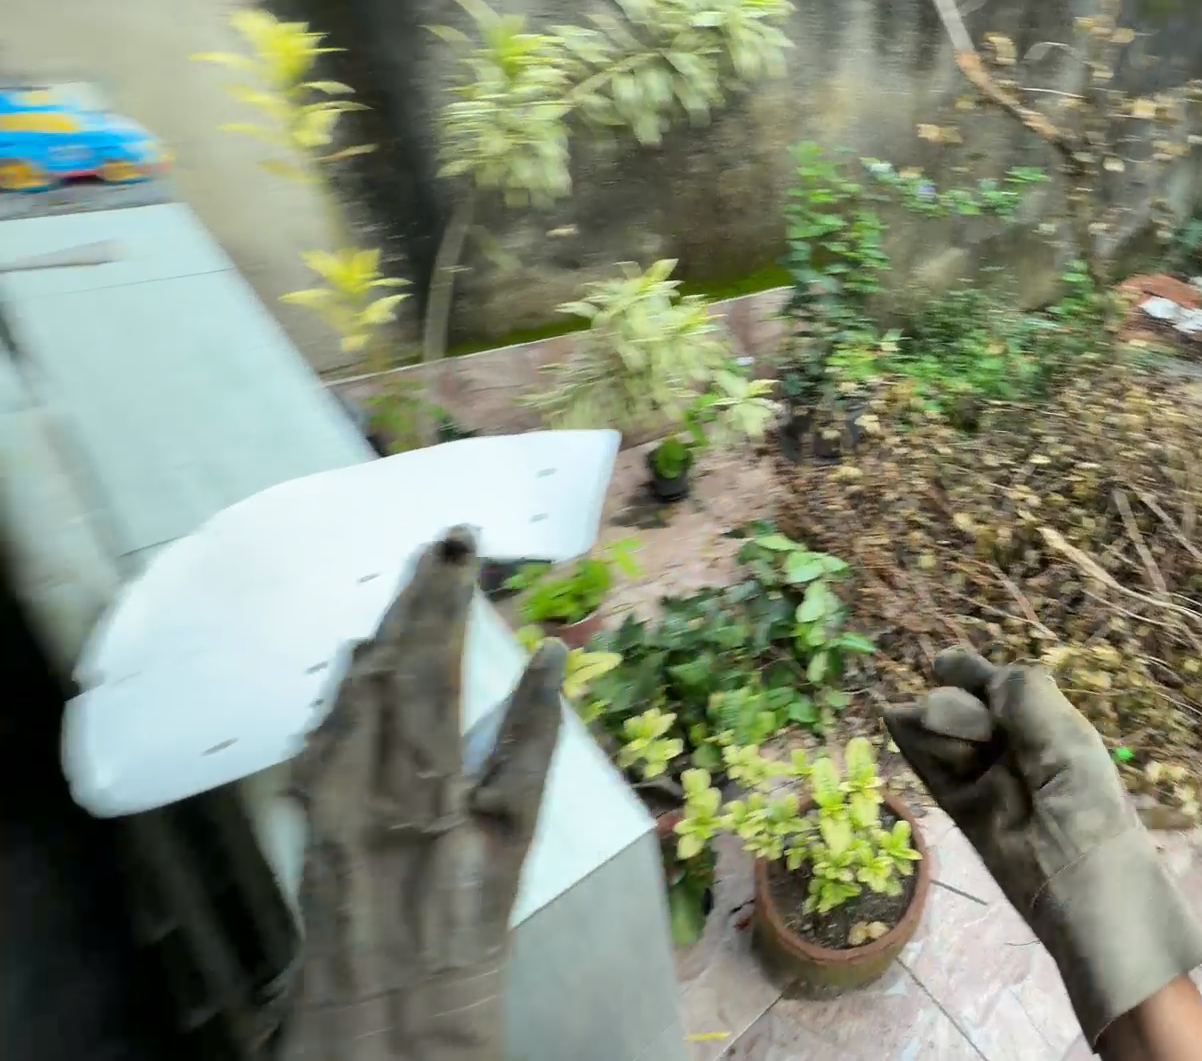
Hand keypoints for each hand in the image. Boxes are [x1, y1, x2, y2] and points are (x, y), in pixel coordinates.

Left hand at [278, 528, 566, 1060]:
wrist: (384, 1003)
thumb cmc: (473, 914)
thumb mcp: (520, 827)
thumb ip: (533, 737)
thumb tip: (550, 658)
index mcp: (429, 776)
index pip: (437, 662)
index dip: (448, 599)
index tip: (464, 545)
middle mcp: (367, 775)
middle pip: (390, 663)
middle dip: (416, 595)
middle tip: (441, 541)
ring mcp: (328, 791)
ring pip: (351, 688)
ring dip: (382, 626)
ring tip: (408, 581)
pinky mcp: (309, 810)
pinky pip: (326, 724)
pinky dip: (349, 677)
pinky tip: (358, 656)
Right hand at [884, 647, 1201, 1045]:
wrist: (1080, 880)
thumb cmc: (1084, 799)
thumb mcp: (1064, 734)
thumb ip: (1022, 693)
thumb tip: (971, 674)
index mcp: (1048, 724)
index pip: (1003, 689)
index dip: (973, 674)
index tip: (942, 663)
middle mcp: (1015, 747)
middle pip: (969, 708)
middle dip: (960, 708)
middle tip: (978, 735)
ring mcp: (988, 779)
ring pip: (947, 736)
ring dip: (938, 728)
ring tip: (953, 745)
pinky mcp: (963, 809)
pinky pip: (934, 771)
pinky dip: (913, 746)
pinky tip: (893, 719)